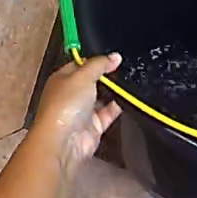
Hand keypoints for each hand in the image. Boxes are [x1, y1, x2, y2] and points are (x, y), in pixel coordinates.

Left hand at [33, 53, 123, 175]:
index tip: (114, 55)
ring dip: (114, 91)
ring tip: (133, 78)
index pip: (80, 64)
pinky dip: (119, 106)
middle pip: (92, 80)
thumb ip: (100, 64)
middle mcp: (71, 94)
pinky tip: (132, 97)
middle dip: (107, 75)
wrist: (63, 141)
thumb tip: (115, 56)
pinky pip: (109, 113)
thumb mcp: (83, 75)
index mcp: (63, 79)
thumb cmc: (66, 103)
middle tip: (126, 66)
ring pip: (102, 97)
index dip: (96, 59)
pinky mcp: (94, 126)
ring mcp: (82, 111)